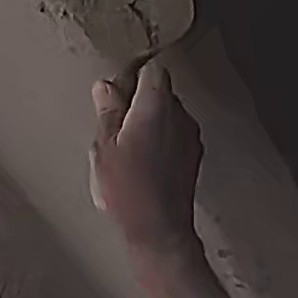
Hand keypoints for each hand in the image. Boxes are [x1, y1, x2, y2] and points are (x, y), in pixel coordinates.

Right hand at [90, 60, 204, 258]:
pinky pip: (174, 135)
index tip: (115, 92)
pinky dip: (159, 140)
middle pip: (161, 92)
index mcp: (155, 107)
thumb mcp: (103, 148)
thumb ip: (107, 113)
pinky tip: (141, 163)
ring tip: (125, 149)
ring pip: (168, 114)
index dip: (133, 77)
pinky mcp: (193, 156)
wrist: (157, 227)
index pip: (153, 70)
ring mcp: (190, 136)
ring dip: (148, 122)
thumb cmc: (127, 189)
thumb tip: (105, 86)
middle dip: (138, 101)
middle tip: (113, 125)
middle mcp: (180, 115)